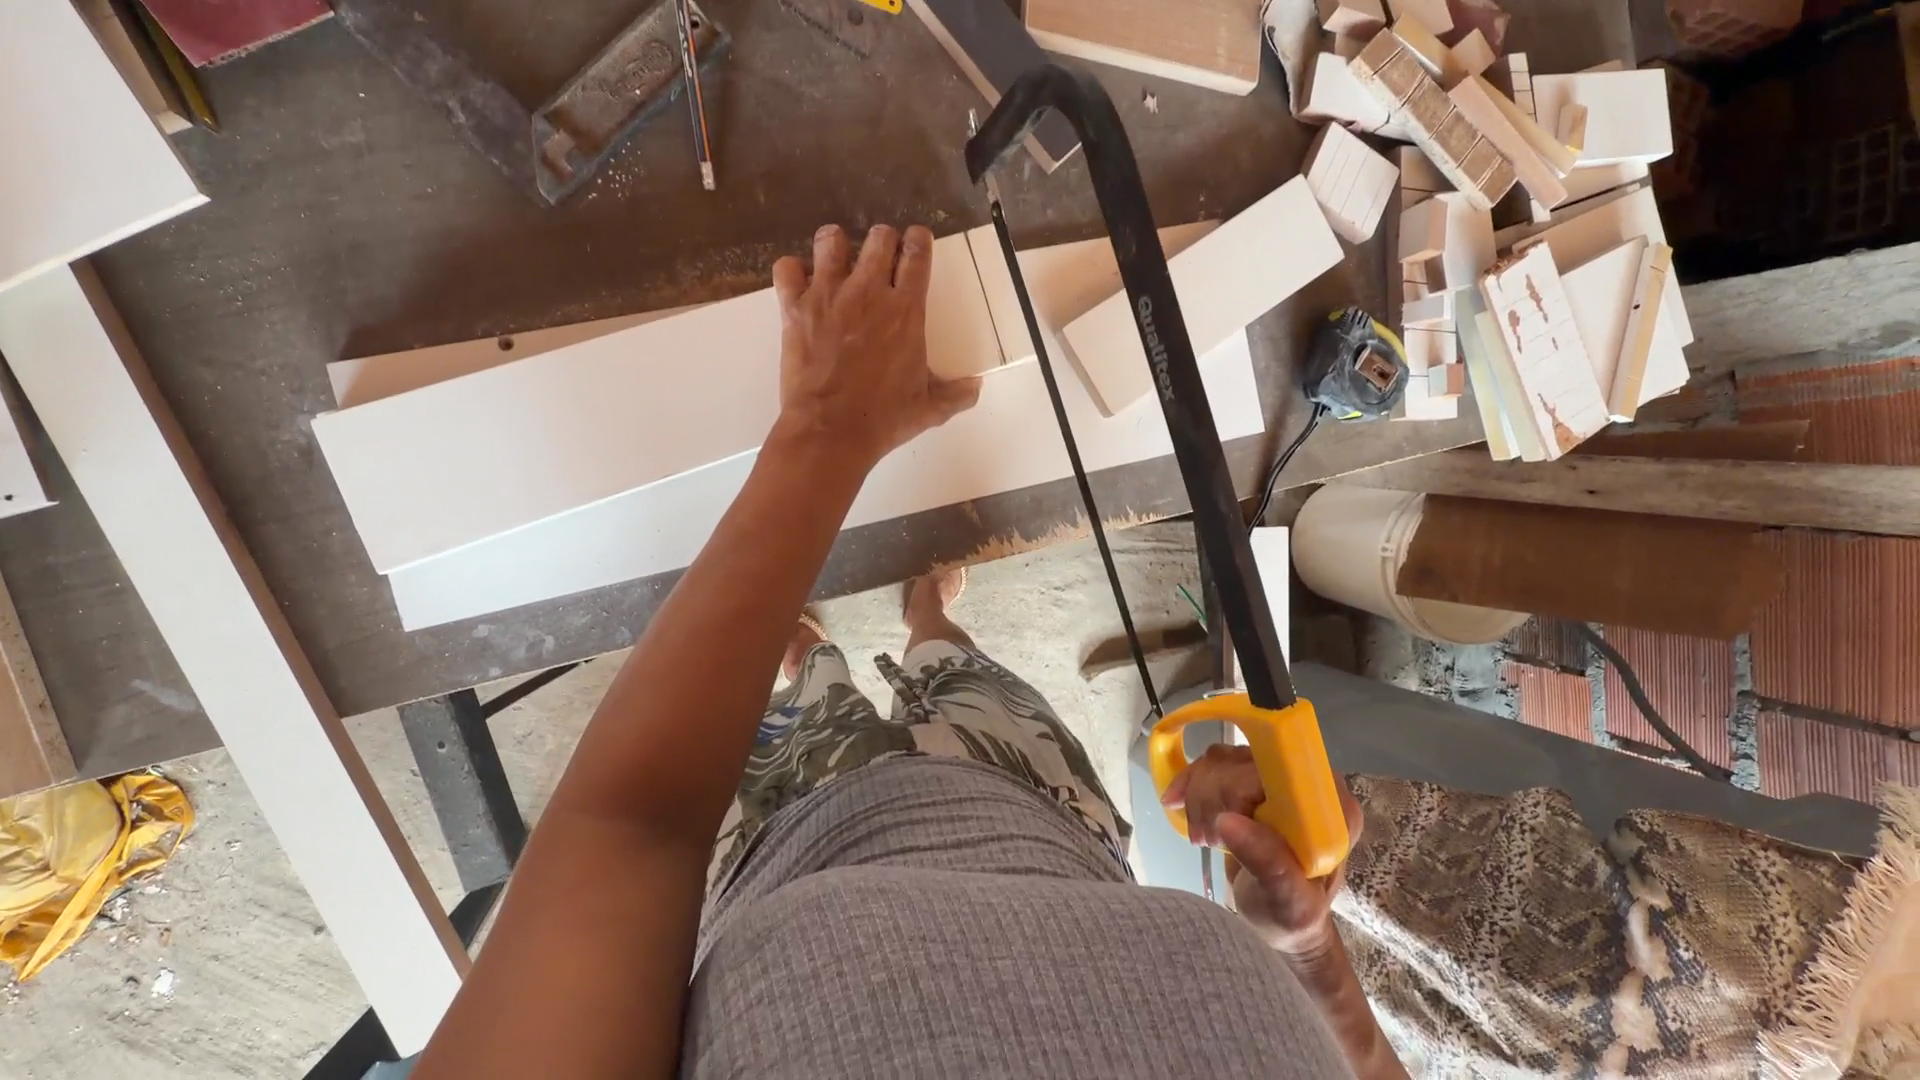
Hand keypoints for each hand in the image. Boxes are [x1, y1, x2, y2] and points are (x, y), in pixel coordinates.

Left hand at [770, 224, 981, 470]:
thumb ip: (956, 394)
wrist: (832, 430)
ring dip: (836, 246)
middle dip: (882, 242)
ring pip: (830, 241)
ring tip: (837, 263)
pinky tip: (800, 285)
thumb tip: (976, 386)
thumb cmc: (884, 419)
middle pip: (879, 238)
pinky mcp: (795, 308)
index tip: (915, 246)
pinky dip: (792, 271)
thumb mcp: (930, 409)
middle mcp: (868, 291)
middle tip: (880, 260)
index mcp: (906, 309)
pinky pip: (787, 269)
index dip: (918, 242)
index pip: (917, 252)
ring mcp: (828, 295)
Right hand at [1160, 745, 1364, 961]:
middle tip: (1206, 840)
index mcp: (1333, 807)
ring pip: (1223, 759)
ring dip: (1199, 794)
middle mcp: (1308, 785)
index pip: (1281, 768)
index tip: (1221, 825)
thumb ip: (1269, 864)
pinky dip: (1189, 782)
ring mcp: (1277, 781)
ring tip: (1201, 836)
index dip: (1242, 787)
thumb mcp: (1289, 904)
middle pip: (1246, 760)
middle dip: (1213, 796)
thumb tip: (1228, 821)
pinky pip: (1213, 764)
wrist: (1277, 923)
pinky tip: (1176, 803)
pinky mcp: (1251, 783)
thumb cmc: (1291, 919)